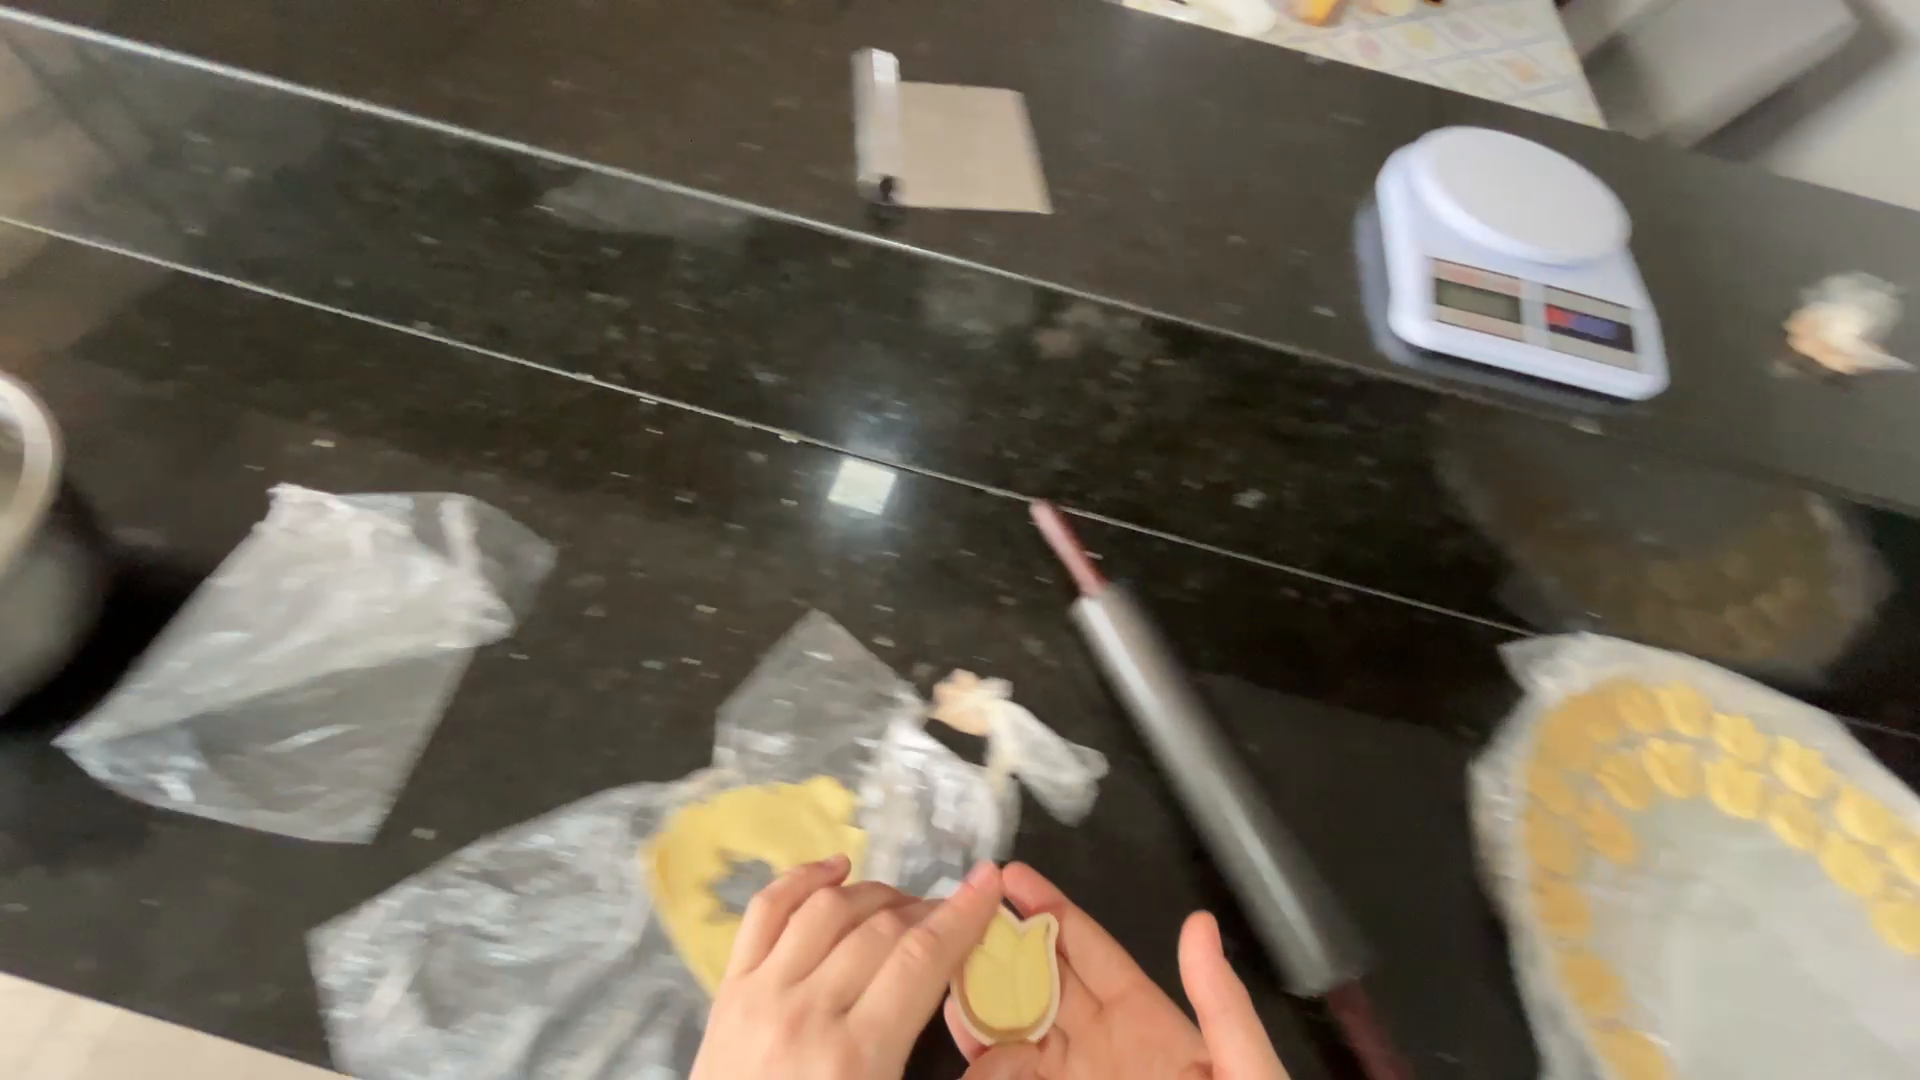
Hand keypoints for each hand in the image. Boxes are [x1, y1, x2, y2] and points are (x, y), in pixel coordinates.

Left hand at [691, 854, 1004, 1079]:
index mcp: (855, 1059)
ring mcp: (760, 993)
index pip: (921, 960)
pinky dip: (802, 878)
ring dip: (875, 894)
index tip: (991, 881)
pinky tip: (836, 869)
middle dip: (926, 911)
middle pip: (881, 929)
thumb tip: (1021, 1050)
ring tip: (901, 907)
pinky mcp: (727, 989)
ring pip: (829, 908)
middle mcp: (806, 1013)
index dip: (962, 914)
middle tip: (948, 919)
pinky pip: (765, 911)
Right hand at [943, 862, 1289, 1079]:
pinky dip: (985, 1059)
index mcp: (1146, 1020)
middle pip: (1043, 982)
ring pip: (1020, 1030)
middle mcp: (1103, 1046)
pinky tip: (957, 1032)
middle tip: (958, 914)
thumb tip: (1198, 920)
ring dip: (984, 998)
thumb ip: (1222, 1005)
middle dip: (1004, 945)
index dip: (1050, 909)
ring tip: (944, 969)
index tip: (1009, 875)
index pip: (1089, 950)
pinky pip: (1015, 1079)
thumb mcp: (1248, 1073)